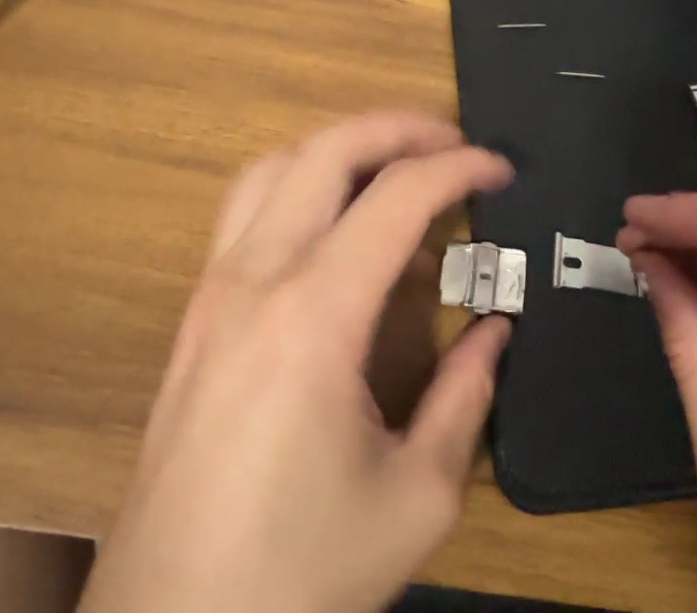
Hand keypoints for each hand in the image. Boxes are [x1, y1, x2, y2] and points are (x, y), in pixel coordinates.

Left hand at [80, 113, 514, 612]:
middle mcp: (253, 281)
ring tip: (395, 174)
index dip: (460, 168)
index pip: (397, 197)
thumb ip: (466, 397)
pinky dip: (299, 190)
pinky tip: (337, 235)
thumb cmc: (302, 568)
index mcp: (314, 317)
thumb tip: (494, 331)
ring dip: (339, 151)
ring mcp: (211, 294)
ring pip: (270, 169)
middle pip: (323, 152)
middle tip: (454, 146)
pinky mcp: (193, 319)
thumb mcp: (417, 495)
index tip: (503, 170)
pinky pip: (244, 214)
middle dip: (397, 129)